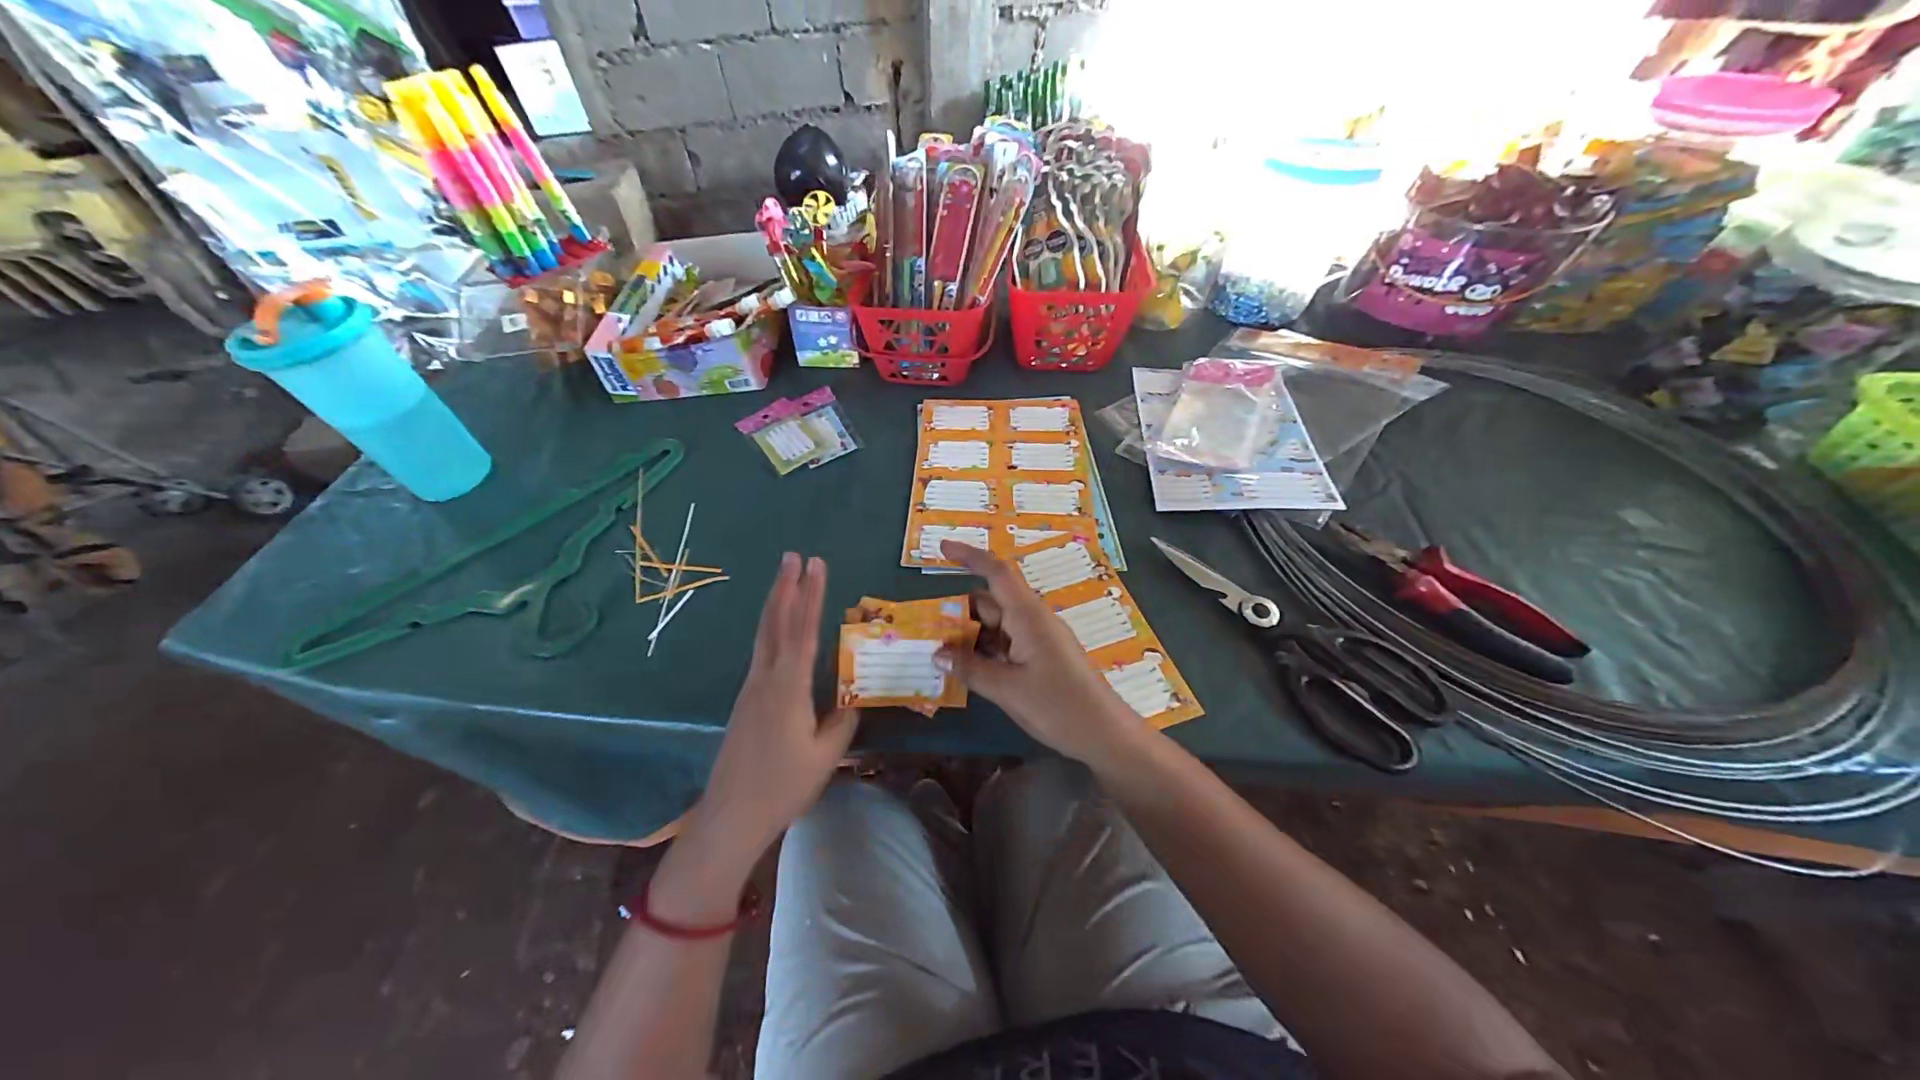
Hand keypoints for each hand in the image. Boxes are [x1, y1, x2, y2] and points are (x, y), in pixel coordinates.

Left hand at [681, 553, 857, 876]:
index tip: (815, 565)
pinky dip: (772, 630)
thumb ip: (842, 722)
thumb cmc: (782, 786)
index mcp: (788, 687)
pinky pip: (762, 654)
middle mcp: (765, 679)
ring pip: (764, 636)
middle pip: (775, 623)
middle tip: (794, 556)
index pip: (802, 631)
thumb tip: (853, 698)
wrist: (731, 815)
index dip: (811, 596)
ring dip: (775, 605)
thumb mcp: (825, 756)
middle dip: (786, 588)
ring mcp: (751, 690)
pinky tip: (778, 631)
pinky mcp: (746, 702)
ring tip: (785, 580)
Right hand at [939, 540, 1148, 766]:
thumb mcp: (1007, 689)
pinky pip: (1006, 645)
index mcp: (1028, 616)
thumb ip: (970, 668)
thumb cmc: (1058, 706)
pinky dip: (984, 652)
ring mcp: (1038, 640)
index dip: (969, 556)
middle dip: (958, 612)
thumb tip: (937, 653)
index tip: (941, 547)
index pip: (996, 572)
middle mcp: (1032, 620)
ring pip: (996, 626)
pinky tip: (965, 670)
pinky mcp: (1041, 659)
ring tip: (937, 654)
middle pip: (990, 603)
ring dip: (969, 636)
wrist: (1103, 734)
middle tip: (924, 630)